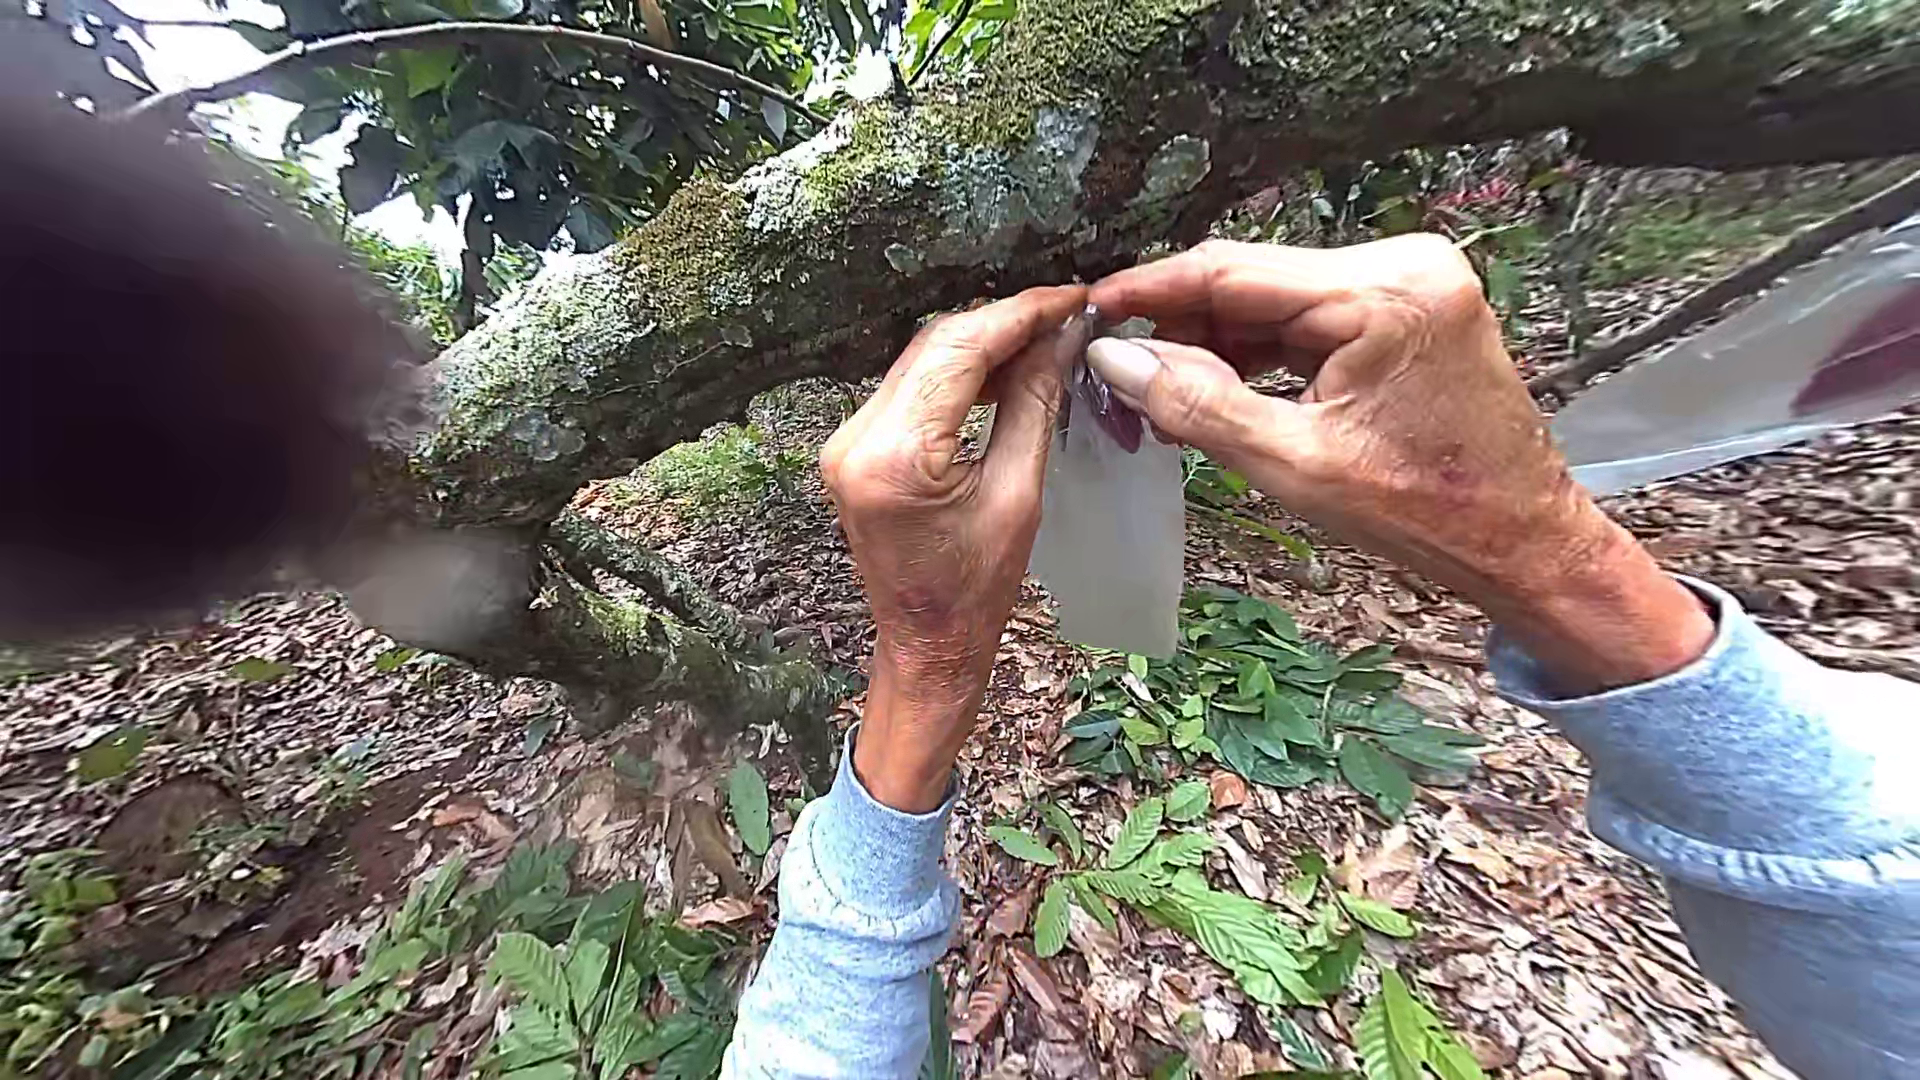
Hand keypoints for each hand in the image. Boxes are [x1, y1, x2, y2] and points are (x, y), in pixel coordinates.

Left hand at [822, 285, 1087, 810]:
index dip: (1020, 314)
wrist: (926, 643)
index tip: (1068, 299)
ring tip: (1039, 343)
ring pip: (920, 362)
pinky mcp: (853, 450)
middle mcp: (856, 439)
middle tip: (1060, 319)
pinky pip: (909, 391)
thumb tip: (1059, 339)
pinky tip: (996, 374)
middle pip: (935, 347)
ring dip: (979, 346)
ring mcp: (846, 443)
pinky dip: (954, 375)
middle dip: (1001, 324)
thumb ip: (1032, 404)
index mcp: (897, 456)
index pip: (960, 350)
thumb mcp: (1019, 496)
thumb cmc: (977, 591)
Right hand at [1086, 237, 1710, 692]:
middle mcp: (1393, 267)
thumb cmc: (1415, 511)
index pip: (1231, 271)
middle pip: (1245, 283)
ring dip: (1204, 348)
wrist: (1516, 539)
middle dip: (1174, 328)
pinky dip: (1241, 360)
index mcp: (1382, 291)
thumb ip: (1196, 404)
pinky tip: (1206, 394)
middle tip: (1119, 375)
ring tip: (1156, 398)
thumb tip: (1116, 359)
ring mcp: (1394, 289)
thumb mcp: (1289, 462)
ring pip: (1262, 306)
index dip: (1149, 288)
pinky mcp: (1388, 317)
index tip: (1091, 307)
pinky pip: (1290, 327)